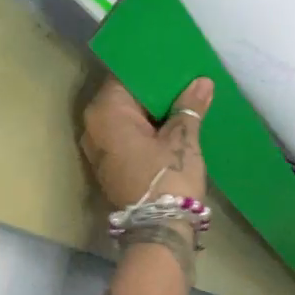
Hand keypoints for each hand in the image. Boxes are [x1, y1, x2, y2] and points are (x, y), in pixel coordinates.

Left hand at [80, 77, 212, 207]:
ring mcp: (98, 149)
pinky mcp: (110, 167)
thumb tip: (201, 82)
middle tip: (185, 82)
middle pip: (125, 98)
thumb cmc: (168, 177)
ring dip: (151, 114)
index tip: (176, 65)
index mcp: (106, 112)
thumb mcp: (183, 138)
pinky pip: (127, 138)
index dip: (153, 70)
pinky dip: (146, 132)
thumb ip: (189, 107)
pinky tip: (171, 129)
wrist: (159, 229)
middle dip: (154, 92)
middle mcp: (93, 126)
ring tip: (182, 104)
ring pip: (127, 120)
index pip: (126, 77)